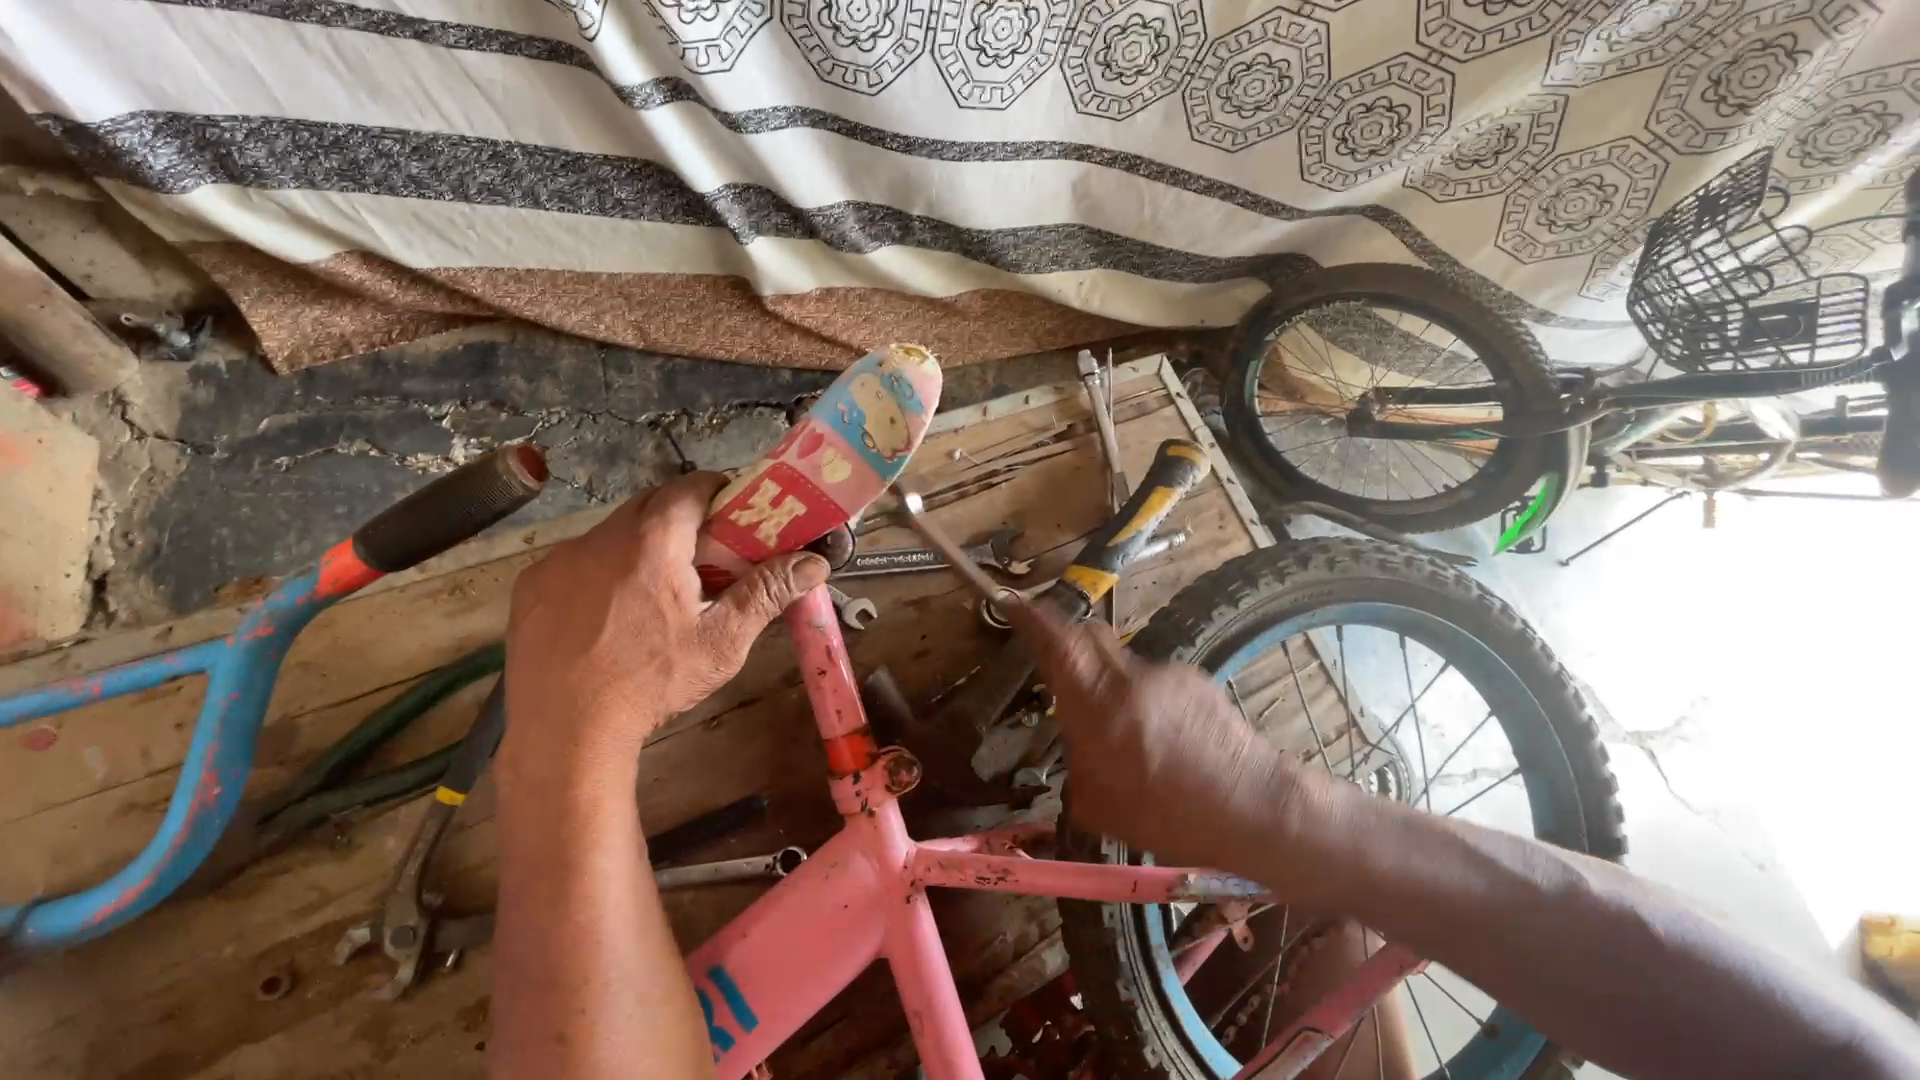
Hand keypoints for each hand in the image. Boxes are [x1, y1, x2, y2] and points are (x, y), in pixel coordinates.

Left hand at [503, 471, 829, 765]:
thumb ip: (766, 593)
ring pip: (610, 534)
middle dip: (681, 518)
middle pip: (649, 505)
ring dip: (639, 546)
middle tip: (707, 552)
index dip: (717, 491)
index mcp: (651, 542)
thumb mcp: (721, 641)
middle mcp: (600, 538)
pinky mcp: (530, 587)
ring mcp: (558, 560)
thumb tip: (814, 564)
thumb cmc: (651, 683)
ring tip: (658, 589)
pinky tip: (609, 614)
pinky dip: (600, 572)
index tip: (737, 510)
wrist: (565, 733)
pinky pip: (575, 562)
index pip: (689, 486)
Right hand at [1008, 602, 1292, 868]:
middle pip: (1088, 635)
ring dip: (1110, 683)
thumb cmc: (1167, 818)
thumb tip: (1076, 740)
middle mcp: (1131, 680)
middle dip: (1066, 640)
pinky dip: (1144, 699)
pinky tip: (1162, 739)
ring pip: (1122, 661)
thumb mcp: (1097, 803)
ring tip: (1125, 733)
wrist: (1253, 809)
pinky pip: (1154, 679)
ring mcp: (1167, 674)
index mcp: (1099, 710)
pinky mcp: (1195, 679)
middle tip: (1057, 663)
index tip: (1013, 603)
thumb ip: (1076, 759)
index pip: (1059, 646)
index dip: (1032, 620)